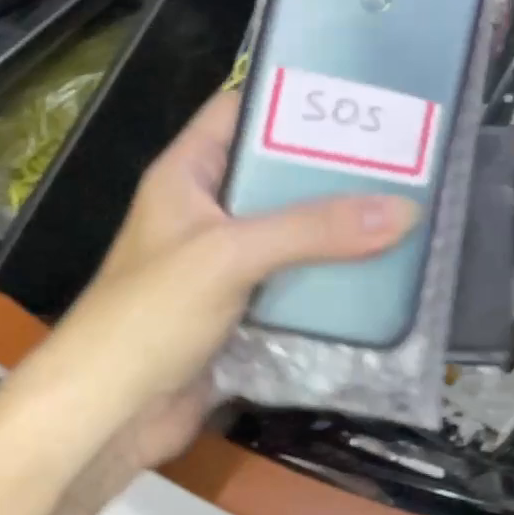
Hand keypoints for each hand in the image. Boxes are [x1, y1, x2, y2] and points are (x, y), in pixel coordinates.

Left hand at [11, 88, 418, 481]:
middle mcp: (209, 210)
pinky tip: (381, 266)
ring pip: (295, 228)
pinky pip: (299, 277)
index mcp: (187, 175)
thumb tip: (405, 209)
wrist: (108, 418)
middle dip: (333, 166)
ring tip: (403, 202)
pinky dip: (334, 273)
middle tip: (398, 153)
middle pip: (278, 173)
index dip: (290, 98)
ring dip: (340, 224)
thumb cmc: (149, 316)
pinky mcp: (246, 307)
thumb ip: (315, 230)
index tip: (354, 97)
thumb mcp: (230, 255)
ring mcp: (228, 261)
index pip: (239, 111)